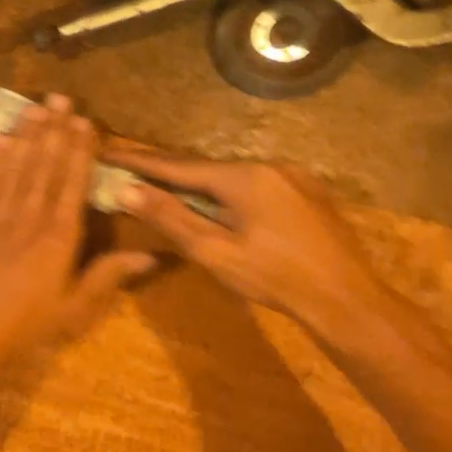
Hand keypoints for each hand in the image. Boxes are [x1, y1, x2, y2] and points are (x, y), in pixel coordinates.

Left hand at [0, 96, 155, 377]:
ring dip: (25, 136)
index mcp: (58, 238)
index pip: (72, 184)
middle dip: (53, 131)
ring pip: (13, 170)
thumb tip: (152, 255)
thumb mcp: (73, 308)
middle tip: (60, 97)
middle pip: (42, 168)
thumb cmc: (23, 326)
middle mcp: (27, 219)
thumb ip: (108, 276)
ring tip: (34, 107)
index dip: (79, 151)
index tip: (85, 122)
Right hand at [105, 150, 391, 335]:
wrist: (346, 299)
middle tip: (126, 168)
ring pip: (229, 176)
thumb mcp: (213, 250)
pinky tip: (213, 204)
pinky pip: (253, 185)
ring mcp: (293, 178)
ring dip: (193, 182)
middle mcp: (269, 166)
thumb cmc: (274, 277)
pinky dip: (223, 191)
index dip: (137, 162)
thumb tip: (126, 190)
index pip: (176, 166)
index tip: (105, 153)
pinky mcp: (306, 193)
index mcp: (243, 178)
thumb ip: (169, 217)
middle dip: (163, 170)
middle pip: (203, 168)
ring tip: (161, 186)